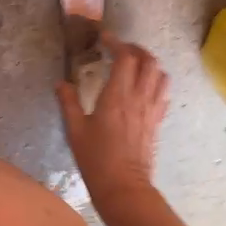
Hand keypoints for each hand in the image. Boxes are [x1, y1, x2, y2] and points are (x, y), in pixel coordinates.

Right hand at [57, 33, 170, 208]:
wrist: (123, 186)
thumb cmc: (96, 159)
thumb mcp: (75, 130)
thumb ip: (68, 102)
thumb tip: (61, 84)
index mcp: (117, 95)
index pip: (125, 57)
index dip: (116, 43)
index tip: (104, 39)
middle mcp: (139, 97)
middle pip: (148, 61)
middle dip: (136, 49)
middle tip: (120, 49)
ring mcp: (152, 109)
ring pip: (160, 74)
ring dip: (149, 63)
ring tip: (135, 64)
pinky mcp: (157, 121)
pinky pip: (164, 93)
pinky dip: (156, 81)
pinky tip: (144, 87)